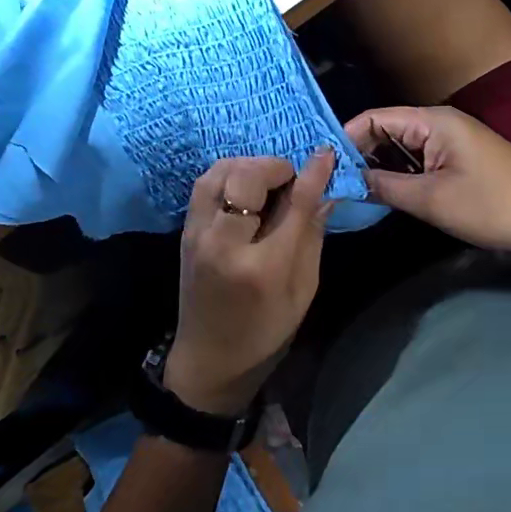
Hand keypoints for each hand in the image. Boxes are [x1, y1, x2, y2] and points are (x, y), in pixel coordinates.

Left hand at [164, 150, 335, 415]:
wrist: (209, 359)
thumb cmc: (266, 331)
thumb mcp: (303, 289)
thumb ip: (312, 235)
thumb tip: (325, 191)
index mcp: (262, 266)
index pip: (293, 203)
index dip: (312, 173)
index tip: (325, 152)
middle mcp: (223, 243)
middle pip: (247, 177)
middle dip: (275, 166)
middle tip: (292, 179)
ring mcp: (197, 234)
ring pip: (219, 172)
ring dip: (249, 166)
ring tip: (268, 180)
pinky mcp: (185, 231)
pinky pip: (205, 184)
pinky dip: (229, 174)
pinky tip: (246, 187)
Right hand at [345, 106, 510, 273]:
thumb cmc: (492, 205)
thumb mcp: (431, 199)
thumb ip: (384, 186)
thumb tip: (346, 180)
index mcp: (432, 120)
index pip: (373, 118)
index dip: (344, 139)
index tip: (320, 167)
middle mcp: (439, 122)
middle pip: (385, 130)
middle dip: (358, 154)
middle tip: (329, 184)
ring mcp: (452, 141)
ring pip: (401, 148)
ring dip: (378, 167)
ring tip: (348, 192)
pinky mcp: (461, 160)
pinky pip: (419, 160)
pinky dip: (400, 175)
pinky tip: (383, 195)